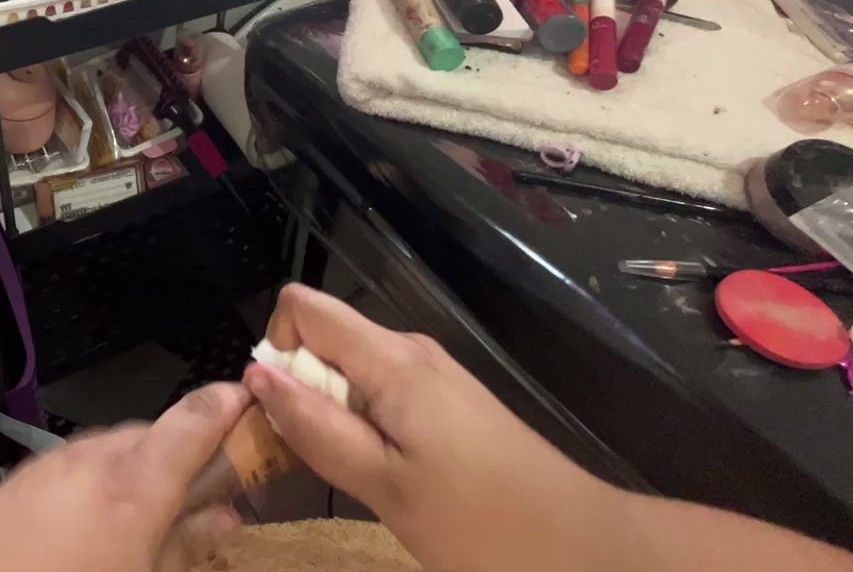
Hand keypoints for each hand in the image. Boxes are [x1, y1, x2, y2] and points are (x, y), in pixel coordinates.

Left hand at [0, 383, 251, 571]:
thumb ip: (183, 548)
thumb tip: (224, 517)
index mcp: (133, 488)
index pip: (190, 423)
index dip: (224, 403)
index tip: (248, 395)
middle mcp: (93, 459)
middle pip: (151, 434)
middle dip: (180, 449)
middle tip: (201, 484)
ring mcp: (50, 465)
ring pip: (111, 446)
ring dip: (138, 463)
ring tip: (147, 506)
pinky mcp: (18, 479)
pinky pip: (74, 463)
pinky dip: (98, 476)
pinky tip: (90, 518)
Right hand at [245, 284, 622, 571]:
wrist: (596, 552)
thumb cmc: (485, 527)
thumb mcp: (386, 487)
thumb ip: (316, 428)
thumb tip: (256, 377)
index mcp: (390, 360)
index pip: (302, 306)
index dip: (278, 348)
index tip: (289, 411)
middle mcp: (407, 349)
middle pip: (323, 336)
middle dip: (302, 387)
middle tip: (321, 459)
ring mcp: (430, 373)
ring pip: (348, 366)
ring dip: (331, 410)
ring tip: (358, 475)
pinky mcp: (445, 398)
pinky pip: (378, 388)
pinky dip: (362, 420)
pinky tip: (389, 474)